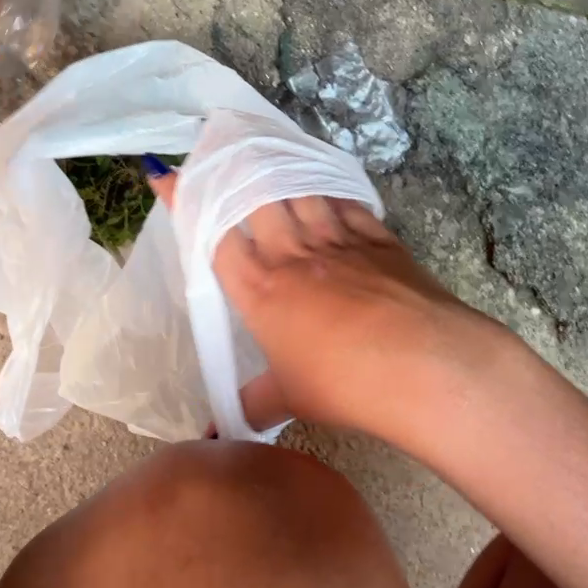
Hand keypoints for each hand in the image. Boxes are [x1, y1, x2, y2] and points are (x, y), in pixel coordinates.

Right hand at [150, 174, 503, 438]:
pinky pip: (345, 200)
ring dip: (281, 171)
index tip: (167, 175)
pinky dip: (330, 190)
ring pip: (300, 188)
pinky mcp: (377, 235)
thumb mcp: (291, 397)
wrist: (421, 363)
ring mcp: (338, 236)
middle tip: (222, 155)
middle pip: (256, 195)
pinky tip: (326, 189)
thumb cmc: (344, 382)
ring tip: (268, 156)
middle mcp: (293, 251)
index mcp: (260, 287)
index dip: (188, 201)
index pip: (213, 233)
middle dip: (235, 171)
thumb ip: (254, 402)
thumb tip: (213, 432)